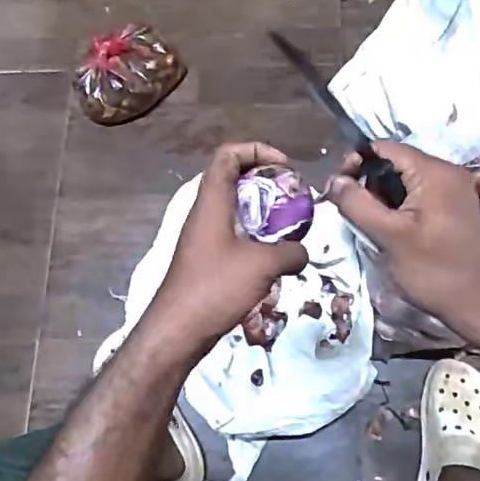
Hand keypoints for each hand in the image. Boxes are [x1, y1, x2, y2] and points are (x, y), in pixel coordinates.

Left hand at [143, 143, 308, 350]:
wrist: (178, 330)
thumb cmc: (215, 288)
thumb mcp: (263, 266)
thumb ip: (290, 252)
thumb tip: (302, 252)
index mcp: (211, 202)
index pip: (227, 155)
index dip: (256, 150)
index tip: (284, 166)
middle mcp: (204, 213)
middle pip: (233, 179)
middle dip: (266, 182)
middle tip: (292, 198)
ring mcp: (203, 237)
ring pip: (234, 209)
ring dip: (262, 212)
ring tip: (290, 227)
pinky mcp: (206, 260)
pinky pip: (233, 235)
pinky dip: (255, 237)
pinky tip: (273, 258)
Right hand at [327, 141, 479, 341]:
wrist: (479, 303)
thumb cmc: (433, 269)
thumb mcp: (388, 236)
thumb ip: (357, 203)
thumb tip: (333, 180)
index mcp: (433, 171)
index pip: (384, 147)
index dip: (356, 161)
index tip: (339, 188)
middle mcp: (447, 172)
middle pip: (395, 162)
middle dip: (368, 181)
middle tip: (352, 210)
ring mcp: (454, 189)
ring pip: (405, 179)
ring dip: (382, 196)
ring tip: (371, 223)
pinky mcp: (455, 207)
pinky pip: (419, 194)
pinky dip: (400, 205)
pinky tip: (391, 228)